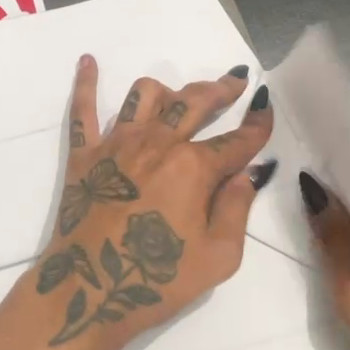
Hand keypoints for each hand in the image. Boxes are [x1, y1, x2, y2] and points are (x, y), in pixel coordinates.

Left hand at [31, 55, 278, 349]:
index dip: (257, 124)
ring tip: (176, 96)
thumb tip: (249, 173)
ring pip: (144, 95)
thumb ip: (237, 210)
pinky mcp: (84, 153)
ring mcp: (117, 144)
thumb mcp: (218, 258)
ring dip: (166, 90)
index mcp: (194, 168)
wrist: (88, 289)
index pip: (236, 140)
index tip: (266, 106)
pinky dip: (86, 81)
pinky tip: (88, 60)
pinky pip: (83, 108)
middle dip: (220, 89)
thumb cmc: (156, 281)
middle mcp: (158, 143)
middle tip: (235, 81)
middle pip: (194, 102)